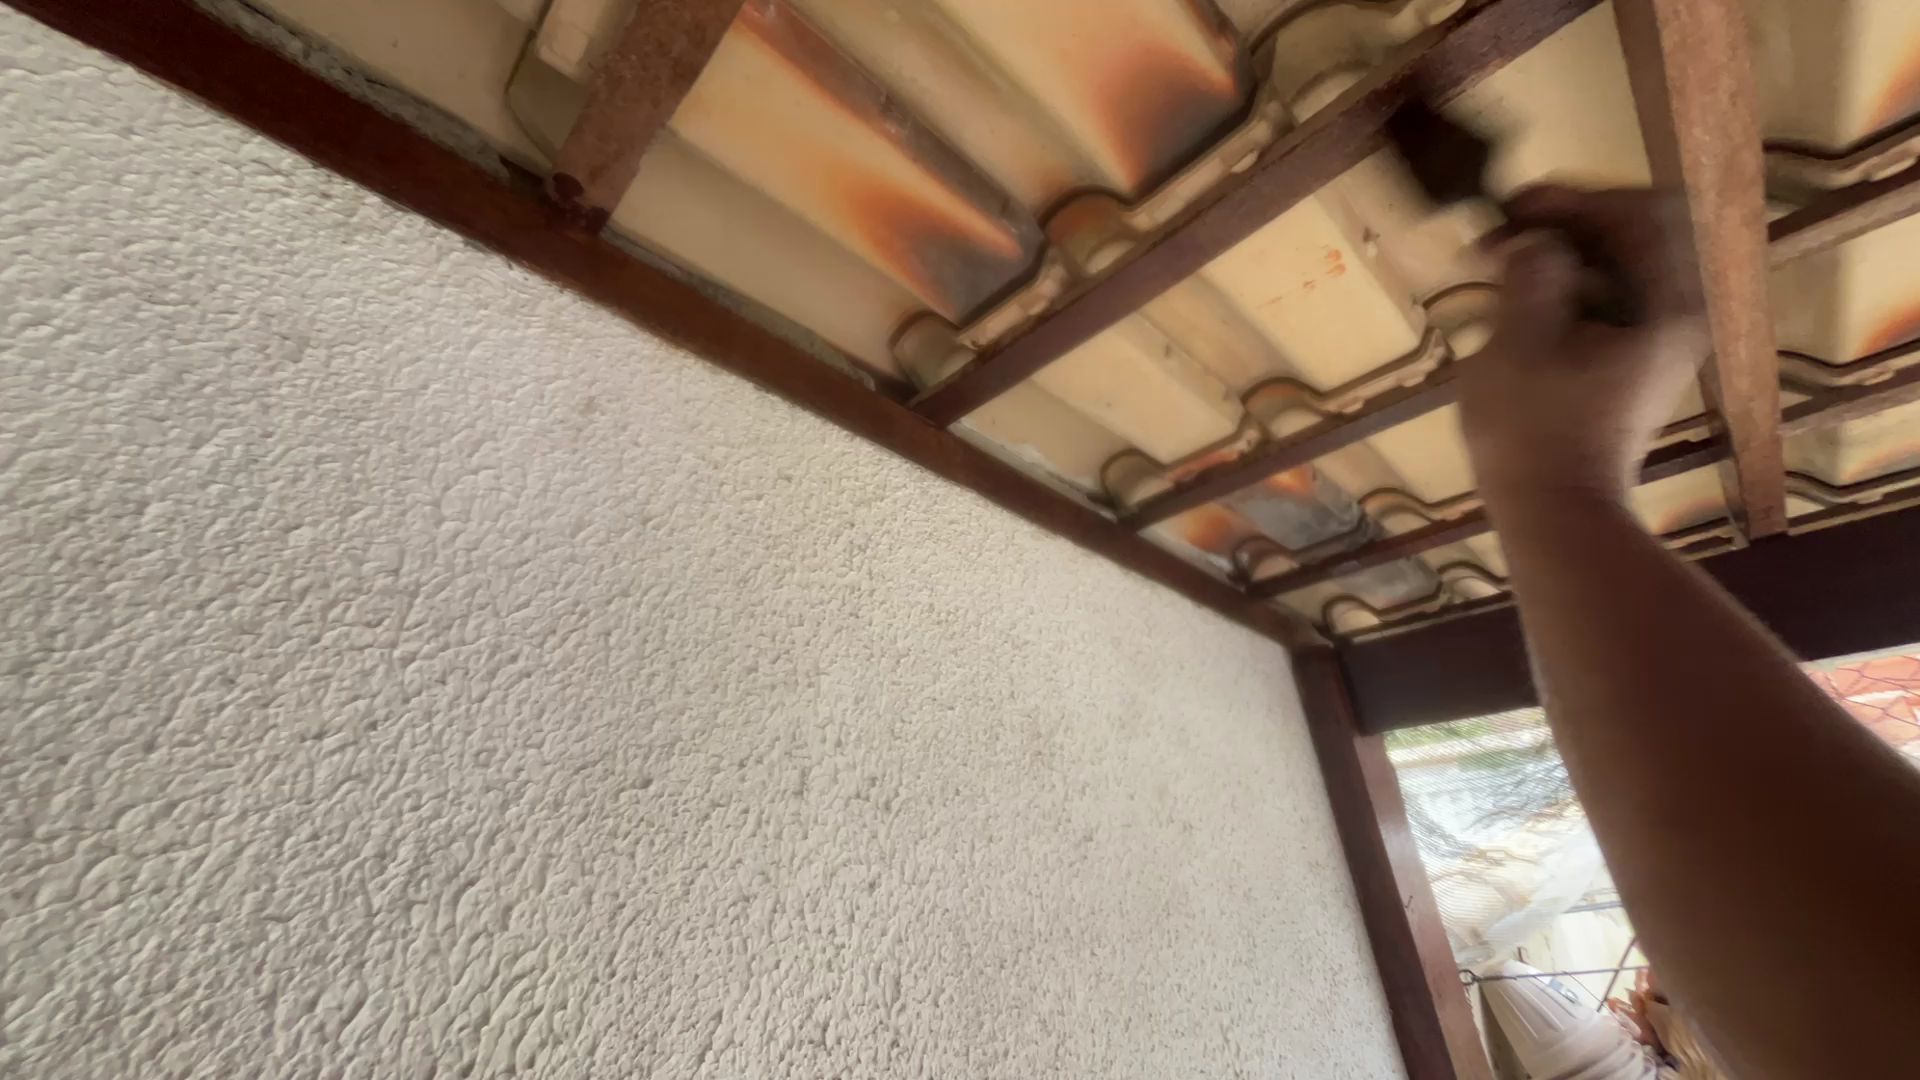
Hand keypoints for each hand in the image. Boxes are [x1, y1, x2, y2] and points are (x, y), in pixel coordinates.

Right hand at [1458, 185, 1709, 507]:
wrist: (1552, 506)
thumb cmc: (1530, 429)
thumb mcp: (1518, 346)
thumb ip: (1530, 279)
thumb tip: (1530, 242)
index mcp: (1664, 305)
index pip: (1643, 215)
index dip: (1578, 199)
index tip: (1513, 205)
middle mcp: (1674, 315)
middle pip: (1634, 238)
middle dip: (1564, 226)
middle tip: (1497, 235)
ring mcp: (1654, 342)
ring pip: (1614, 271)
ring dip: (1557, 258)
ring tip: (1495, 266)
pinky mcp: (1628, 364)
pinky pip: (1603, 304)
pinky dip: (1560, 291)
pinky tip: (1515, 302)